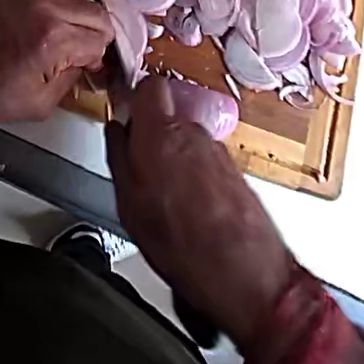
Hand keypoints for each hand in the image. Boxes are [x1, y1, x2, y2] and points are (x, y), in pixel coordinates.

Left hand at [0, 0, 112, 125]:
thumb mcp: (40, 103)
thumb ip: (73, 79)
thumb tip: (87, 64)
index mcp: (54, 39)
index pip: (102, 40)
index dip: (99, 58)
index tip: (92, 67)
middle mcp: (45, 8)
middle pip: (97, 11)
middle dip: (98, 34)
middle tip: (86, 52)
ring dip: (81, 15)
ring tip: (69, 37)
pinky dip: (57, 5)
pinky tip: (46, 26)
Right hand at [105, 77, 295, 342]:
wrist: (248, 277)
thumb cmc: (187, 246)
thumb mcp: (129, 203)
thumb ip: (119, 156)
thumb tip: (115, 132)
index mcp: (162, 134)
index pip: (150, 86)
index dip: (135, 96)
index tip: (125, 112)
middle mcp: (194, 134)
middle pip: (167, 115)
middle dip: (151, 136)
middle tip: (138, 166)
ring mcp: (218, 152)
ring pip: (186, 140)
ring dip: (174, 159)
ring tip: (164, 198)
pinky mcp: (235, 170)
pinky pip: (204, 161)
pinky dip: (194, 176)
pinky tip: (188, 209)